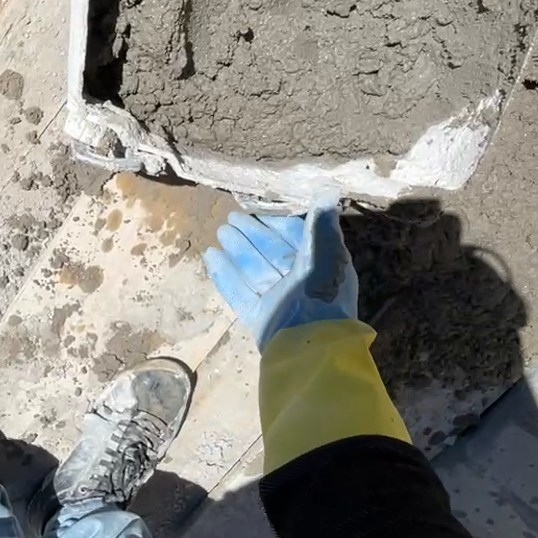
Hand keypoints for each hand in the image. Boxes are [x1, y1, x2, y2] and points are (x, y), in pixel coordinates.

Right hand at [204, 201, 359, 349]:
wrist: (308, 346)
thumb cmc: (320, 296)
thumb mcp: (325, 256)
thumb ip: (320, 226)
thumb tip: (326, 190)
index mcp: (321, 266)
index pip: (296, 239)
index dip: (277, 224)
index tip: (257, 213)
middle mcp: (299, 282)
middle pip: (271, 252)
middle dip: (251, 234)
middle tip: (229, 219)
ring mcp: (277, 300)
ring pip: (253, 269)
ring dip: (236, 250)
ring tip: (218, 233)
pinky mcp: (259, 316)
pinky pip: (239, 291)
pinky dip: (225, 274)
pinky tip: (211, 257)